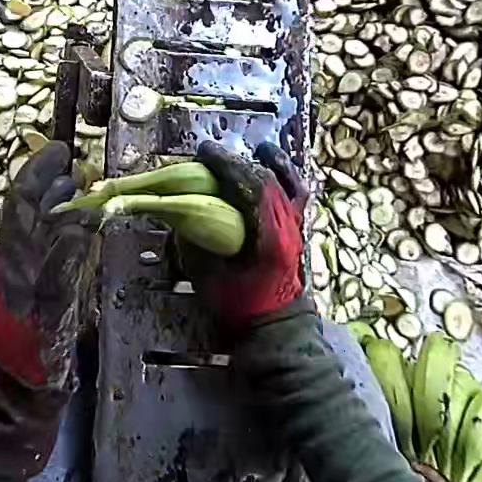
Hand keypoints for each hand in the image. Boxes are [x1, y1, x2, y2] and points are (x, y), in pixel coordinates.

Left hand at [0, 140, 92, 388]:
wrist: (18, 396)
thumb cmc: (34, 359)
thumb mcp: (53, 315)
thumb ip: (65, 270)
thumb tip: (81, 224)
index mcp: (12, 261)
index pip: (22, 203)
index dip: (38, 172)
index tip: (59, 149)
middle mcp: (13, 261)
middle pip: (30, 210)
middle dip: (52, 183)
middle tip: (82, 168)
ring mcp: (21, 273)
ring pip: (38, 226)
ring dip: (58, 203)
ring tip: (84, 187)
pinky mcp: (31, 286)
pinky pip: (46, 246)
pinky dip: (64, 229)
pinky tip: (81, 227)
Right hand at [179, 140, 309, 331]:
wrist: (278, 332)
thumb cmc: (242, 307)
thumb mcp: (208, 276)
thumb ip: (196, 242)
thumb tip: (182, 214)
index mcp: (268, 235)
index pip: (250, 185)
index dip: (226, 164)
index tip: (204, 152)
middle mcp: (288, 226)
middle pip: (270, 180)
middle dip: (240, 161)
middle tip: (213, 155)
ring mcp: (298, 229)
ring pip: (292, 185)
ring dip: (273, 165)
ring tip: (261, 149)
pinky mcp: (299, 234)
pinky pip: (298, 198)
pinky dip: (287, 181)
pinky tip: (276, 175)